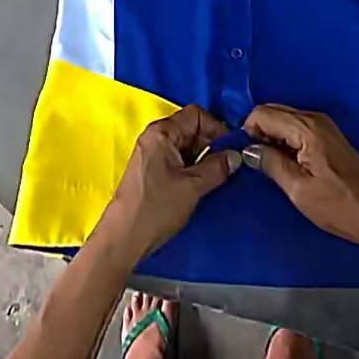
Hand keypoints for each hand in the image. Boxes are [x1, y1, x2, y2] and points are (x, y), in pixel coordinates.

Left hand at [94, 105, 239, 263]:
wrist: (121, 243)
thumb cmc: (156, 208)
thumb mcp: (193, 186)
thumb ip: (218, 167)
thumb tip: (236, 155)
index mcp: (162, 132)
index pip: (196, 115)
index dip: (216, 128)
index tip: (230, 148)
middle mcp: (154, 138)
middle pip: (191, 129)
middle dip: (211, 144)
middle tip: (227, 164)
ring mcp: (151, 155)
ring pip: (185, 146)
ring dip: (203, 158)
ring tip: (217, 176)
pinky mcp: (150, 172)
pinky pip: (177, 160)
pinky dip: (192, 168)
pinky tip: (201, 184)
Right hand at [243, 104, 358, 255]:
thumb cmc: (337, 205)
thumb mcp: (297, 189)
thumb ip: (271, 163)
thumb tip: (248, 149)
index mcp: (307, 127)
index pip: (264, 113)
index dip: (249, 131)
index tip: (245, 155)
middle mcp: (315, 118)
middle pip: (274, 112)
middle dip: (259, 132)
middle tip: (255, 162)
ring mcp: (324, 125)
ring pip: (285, 120)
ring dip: (272, 138)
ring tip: (270, 167)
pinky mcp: (328, 136)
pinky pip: (297, 129)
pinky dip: (286, 141)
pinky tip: (286, 164)